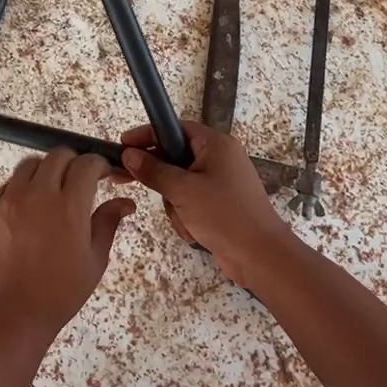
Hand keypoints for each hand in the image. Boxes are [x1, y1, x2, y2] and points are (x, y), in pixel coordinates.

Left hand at [0, 148, 134, 337]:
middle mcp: (40, 193)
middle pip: (60, 155)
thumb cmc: (61, 290)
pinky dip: (26, 182)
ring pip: (33, 162)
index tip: (107, 173)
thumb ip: (108, 222)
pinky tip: (34, 201)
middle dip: (76, 161)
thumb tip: (126, 201)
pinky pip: (12, 180)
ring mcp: (13, 196)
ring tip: (57, 187)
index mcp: (70, 206)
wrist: (14, 309)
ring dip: (49, 167)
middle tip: (84, 179)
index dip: (100, 164)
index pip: (87, 164)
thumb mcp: (94, 259)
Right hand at [120, 122, 289, 282]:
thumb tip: (129, 155)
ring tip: (184, 220)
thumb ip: (153, 170)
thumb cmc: (224, 215)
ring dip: (174, 203)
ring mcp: (222, 182)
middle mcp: (220, 158)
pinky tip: (194, 232)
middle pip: (175, 157)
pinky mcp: (221, 204)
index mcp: (215, 144)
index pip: (174, 128)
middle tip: (125, 180)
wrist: (263, 258)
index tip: (123, 145)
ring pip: (180, 183)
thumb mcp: (183, 191)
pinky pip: (192, 201)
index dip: (147, 135)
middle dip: (160, 178)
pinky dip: (187, 215)